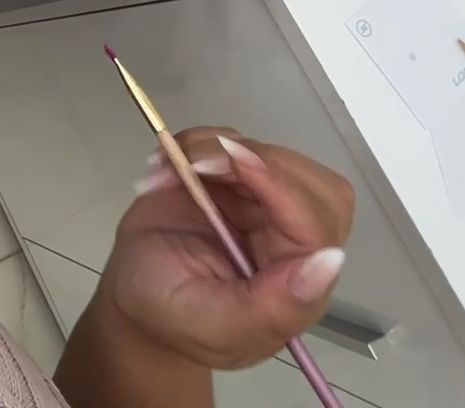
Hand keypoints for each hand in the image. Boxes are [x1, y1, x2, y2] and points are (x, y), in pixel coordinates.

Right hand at [105, 128, 353, 369]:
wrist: (133, 300)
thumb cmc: (173, 319)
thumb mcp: (219, 324)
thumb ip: (274, 304)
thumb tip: (330, 260)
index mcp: (293, 274)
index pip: (311, 218)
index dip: (278, 182)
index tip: (230, 159)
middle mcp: (281, 234)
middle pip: (305, 179)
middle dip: (255, 158)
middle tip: (196, 165)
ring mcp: (250, 203)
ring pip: (260, 151)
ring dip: (209, 147)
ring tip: (164, 172)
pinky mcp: (219, 180)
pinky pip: (220, 141)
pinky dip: (188, 142)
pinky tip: (159, 170)